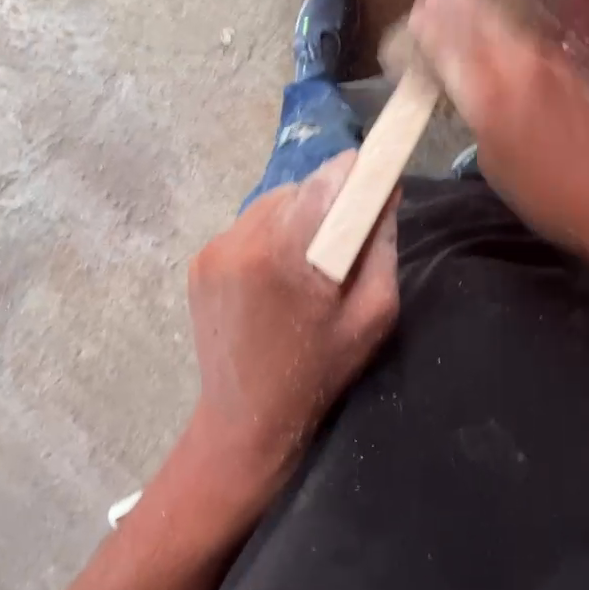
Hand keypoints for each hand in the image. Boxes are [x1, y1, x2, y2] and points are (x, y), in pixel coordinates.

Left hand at [186, 152, 399, 485]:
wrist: (246, 417)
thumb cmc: (320, 369)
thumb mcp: (373, 313)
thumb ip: (382, 246)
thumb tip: (387, 192)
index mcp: (286, 251)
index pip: (326, 180)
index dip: (355, 171)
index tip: (375, 174)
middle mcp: (242, 238)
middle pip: (299, 189)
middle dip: (328, 199)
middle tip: (349, 231)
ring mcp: (215, 248)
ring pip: (272, 204)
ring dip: (299, 215)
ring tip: (313, 256)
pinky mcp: (200, 261)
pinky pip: (249, 225)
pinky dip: (272, 234)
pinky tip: (281, 271)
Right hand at [408, 0, 588, 262]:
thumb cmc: (543, 193)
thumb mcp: (490, 159)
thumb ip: (470, 111)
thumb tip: (459, 85)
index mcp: (487, 90)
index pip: (442, 41)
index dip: (419, 31)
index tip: (405, 30)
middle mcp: (514, 61)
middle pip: (473, 12)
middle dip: (446, 2)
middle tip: (428, 0)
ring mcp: (542, 57)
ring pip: (499, 15)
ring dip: (473, 5)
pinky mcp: (562, 63)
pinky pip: (518, 32)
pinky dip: (496, 22)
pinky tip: (489, 28)